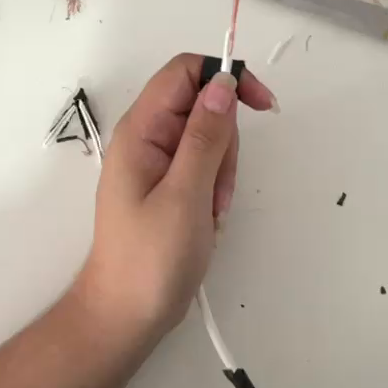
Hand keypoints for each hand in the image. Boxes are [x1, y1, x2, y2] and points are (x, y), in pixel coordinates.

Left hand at [68, 54, 276, 351]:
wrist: (125, 316)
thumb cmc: (151, 258)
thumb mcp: (185, 194)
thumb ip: (206, 135)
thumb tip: (224, 82)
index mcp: (141, 128)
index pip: (184, 72)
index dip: (225, 77)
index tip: (262, 105)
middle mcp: (147, 135)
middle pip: (202, 104)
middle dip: (225, 141)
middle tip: (218, 188)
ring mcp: (157, 160)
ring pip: (209, 136)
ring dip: (222, 170)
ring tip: (211, 211)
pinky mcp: (168, 182)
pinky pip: (204, 164)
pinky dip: (216, 186)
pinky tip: (208, 218)